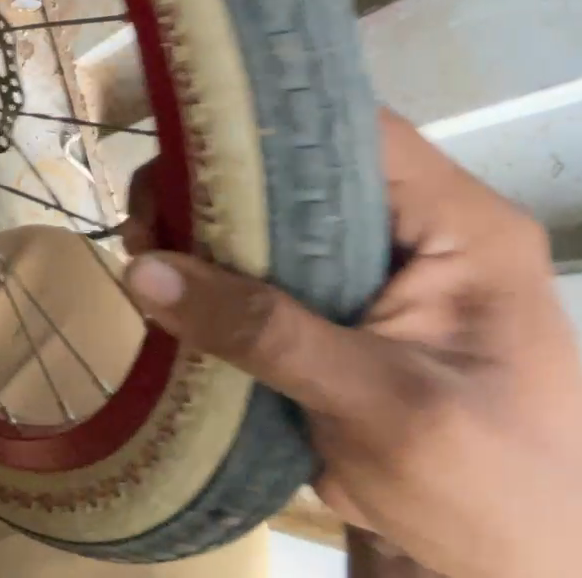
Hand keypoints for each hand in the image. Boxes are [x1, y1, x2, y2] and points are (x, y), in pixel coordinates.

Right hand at [123, 110, 581, 576]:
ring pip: (248, 210)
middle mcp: (401, 230)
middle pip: (282, 163)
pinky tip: (165, 294)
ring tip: (147, 269)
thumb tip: (142, 271)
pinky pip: (237, 260)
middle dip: (200, 186)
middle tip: (145, 231)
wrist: (506, 570)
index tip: (175, 137)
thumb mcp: (386, 408)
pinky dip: (191, 269)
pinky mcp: (315, 302)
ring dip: (186, 231)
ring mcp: (356, 265)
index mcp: (456, 229)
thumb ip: (268, 335)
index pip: (353, 129)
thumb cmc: (490, 488)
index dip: (265, 115)